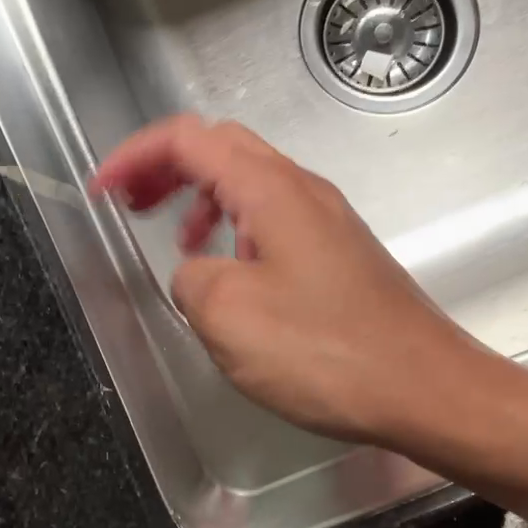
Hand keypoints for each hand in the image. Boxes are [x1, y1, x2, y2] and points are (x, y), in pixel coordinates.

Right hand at [91, 115, 527, 526]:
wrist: (427, 389)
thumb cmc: (326, 350)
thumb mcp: (229, 316)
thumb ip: (190, 279)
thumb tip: (196, 271)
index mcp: (271, 189)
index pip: (188, 139)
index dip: (135, 155)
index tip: (100, 190)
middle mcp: (302, 189)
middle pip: (221, 147)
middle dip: (166, 167)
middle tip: (130, 202)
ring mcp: (326, 220)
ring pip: (249, 181)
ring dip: (201, 197)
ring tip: (176, 243)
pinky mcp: (339, 253)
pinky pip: (272, 217)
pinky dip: (234, 229)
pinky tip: (230, 276)